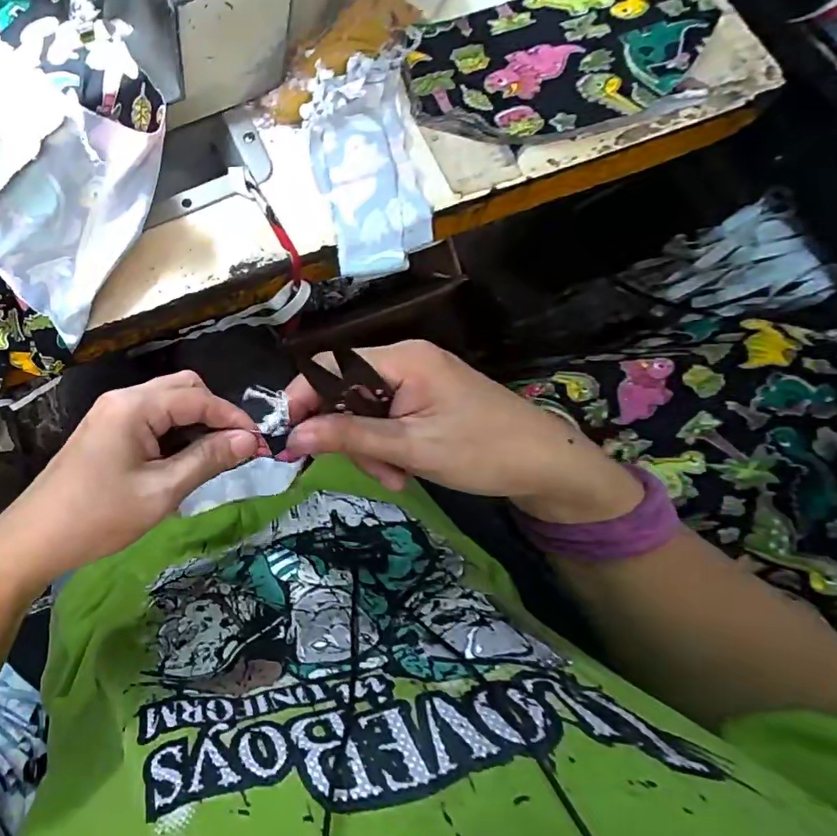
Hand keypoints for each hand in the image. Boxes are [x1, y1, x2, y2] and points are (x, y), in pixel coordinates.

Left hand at [0, 371, 263, 586]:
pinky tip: (184, 460)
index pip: (197, 396)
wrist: (35, 537)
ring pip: (166, 403)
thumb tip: (249, 440)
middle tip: (237, 449)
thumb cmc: (99, 516)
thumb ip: (207, 460)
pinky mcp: (105, 430)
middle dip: (214, 413)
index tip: (261, 442)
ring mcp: (110, 413)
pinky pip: (149, 419)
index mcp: (134, 406)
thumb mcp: (161, 492)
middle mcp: (122, 398)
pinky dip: (173, 433)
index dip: (233, 417)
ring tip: (216, 458)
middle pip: (182, 389)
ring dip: (194, 424)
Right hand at [282, 341, 641, 522]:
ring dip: (367, 447)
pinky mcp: (423, 397)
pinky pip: (383, 416)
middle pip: (343, 390)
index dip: (301, 398)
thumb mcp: (411, 448)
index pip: (329, 366)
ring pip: (361, 409)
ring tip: (396, 477)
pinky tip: (404, 470)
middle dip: (346, 433)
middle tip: (368, 470)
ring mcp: (415, 378)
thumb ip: (349, 437)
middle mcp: (404, 359)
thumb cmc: (484, 452)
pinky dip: (385, 445)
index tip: (286, 436)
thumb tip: (292, 437)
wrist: (550, 466)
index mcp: (402, 358)